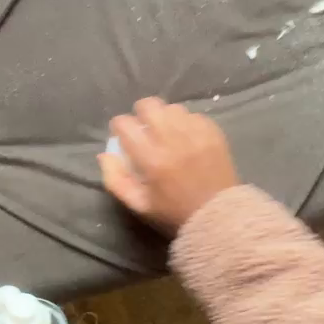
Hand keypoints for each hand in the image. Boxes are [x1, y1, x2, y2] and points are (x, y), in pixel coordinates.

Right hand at [98, 96, 239, 237]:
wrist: (218, 218)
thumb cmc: (174, 214)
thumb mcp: (138, 205)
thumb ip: (115, 180)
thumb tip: (105, 155)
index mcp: (151, 158)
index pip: (125, 124)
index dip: (119, 127)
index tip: (122, 136)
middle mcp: (172, 139)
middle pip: (149, 105)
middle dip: (141, 114)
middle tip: (143, 129)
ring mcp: (195, 133)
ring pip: (172, 108)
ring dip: (164, 117)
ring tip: (166, 132)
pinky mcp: (213, 133)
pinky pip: (193, 115)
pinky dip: (185, 123)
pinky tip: (186, 137)